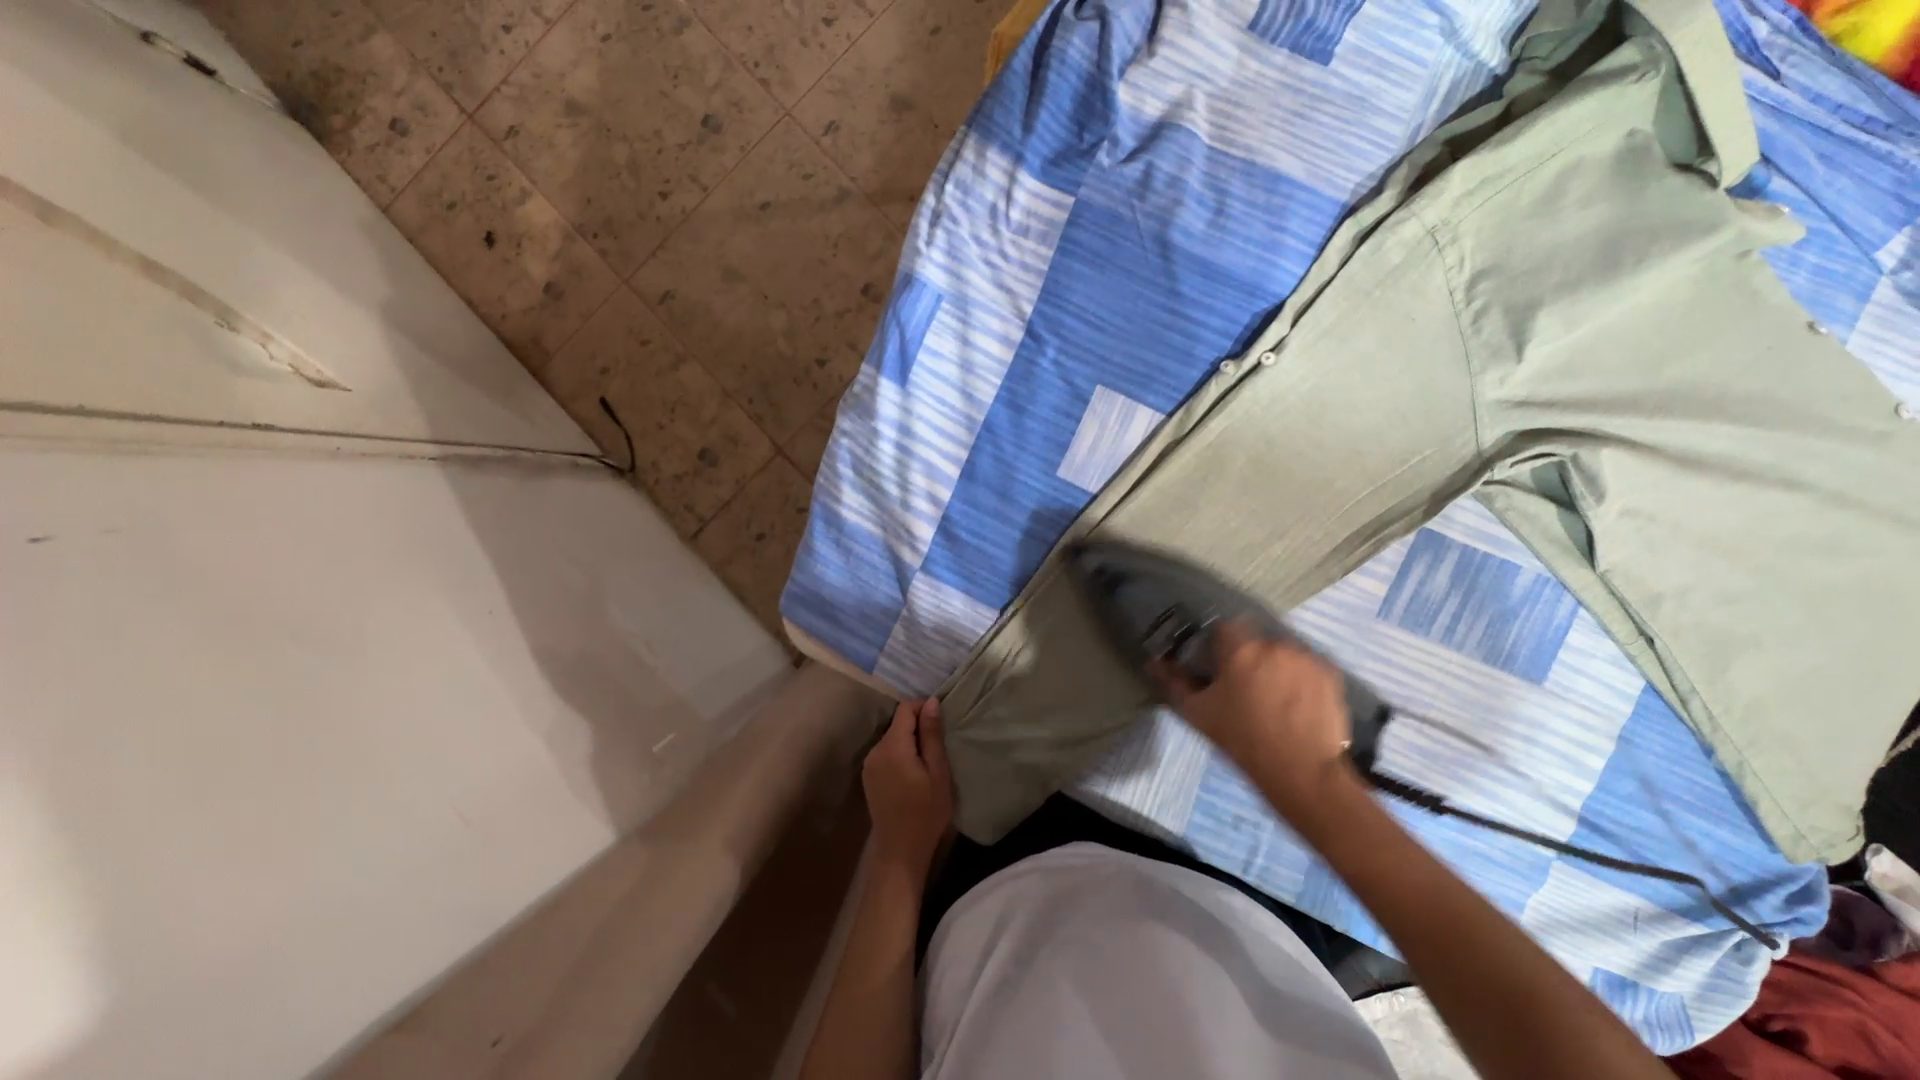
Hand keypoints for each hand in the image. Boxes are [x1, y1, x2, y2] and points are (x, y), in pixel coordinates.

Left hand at [862, 698, 953, 875]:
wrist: (901, 849)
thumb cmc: (927, 812)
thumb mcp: (937, 772)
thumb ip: (932, 735)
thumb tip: (931, 702)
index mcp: (892, 747)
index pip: (905, 709)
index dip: (924, 708)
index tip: (942, 722)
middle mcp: (875, 750)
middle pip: (897, 723)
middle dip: (917, 726)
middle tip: (939, 744)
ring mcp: (869, 764)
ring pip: (891, 738)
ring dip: (909, 740)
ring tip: (928, 758)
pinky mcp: (868, 776)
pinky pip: (885, 753)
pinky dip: (900, 753)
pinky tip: (913, 770)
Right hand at [1155, 620, 1355, 819]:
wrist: (1303, 773)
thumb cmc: (1243, 742)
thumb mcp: (1199, 715)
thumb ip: (1173, 683)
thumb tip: (1154, 662)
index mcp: (1241, 649)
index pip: (1225, 627)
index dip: (1220, 646)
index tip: (1219, 668)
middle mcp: (1276, 644)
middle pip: (1256, 642)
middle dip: (1250, 659)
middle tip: (1246, 690)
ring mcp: (1307, 658)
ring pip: (1284, 654)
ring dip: (1277, 668)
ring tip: (1276, 701)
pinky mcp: (1331, 674)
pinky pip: (1309, 667)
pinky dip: (1302, 680)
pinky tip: (1299, 706)